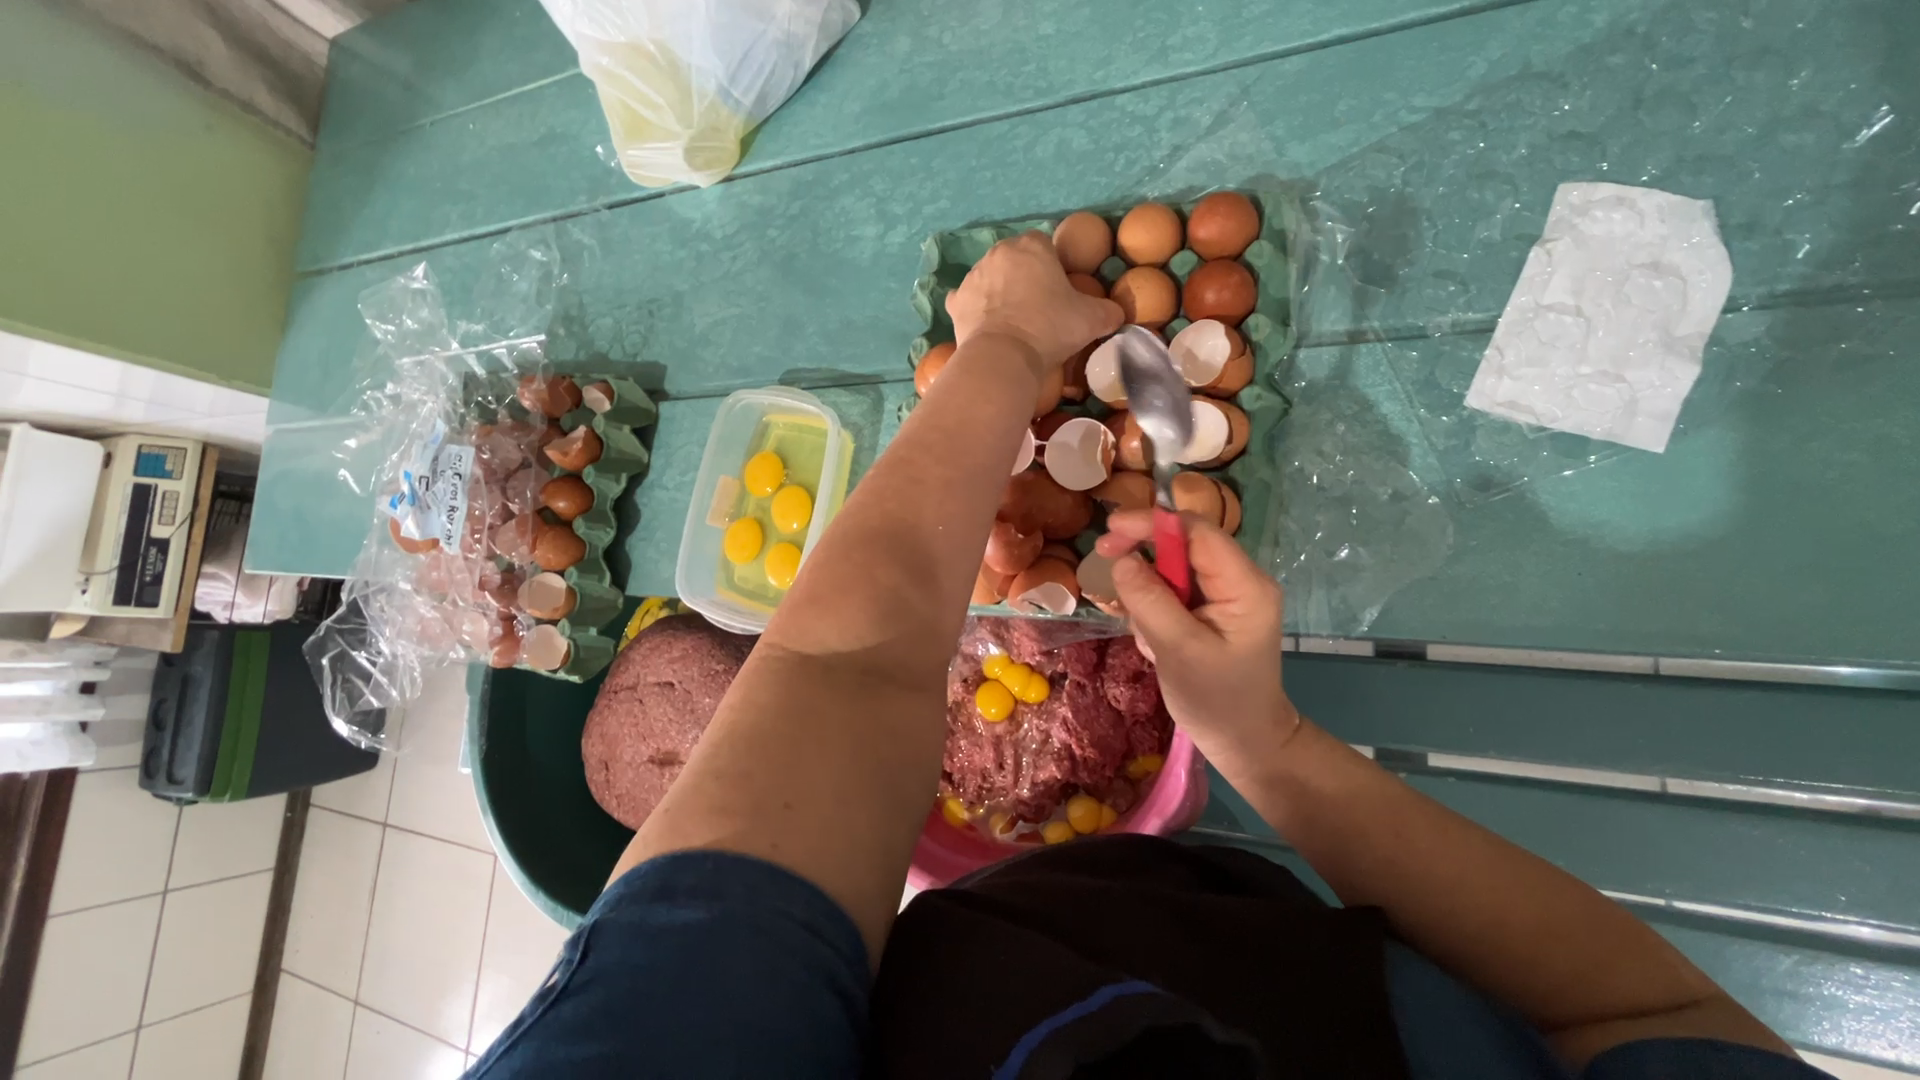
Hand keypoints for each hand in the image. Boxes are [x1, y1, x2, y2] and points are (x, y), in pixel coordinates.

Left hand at [945, 232, 1121, 371]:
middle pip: (1015, 260)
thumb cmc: (1050, 329)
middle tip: (1038, 309)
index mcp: (1032, 246)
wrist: (1003, 357)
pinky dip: (976, 310)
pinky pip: (968, 300)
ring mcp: (973, 276)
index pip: (1045, 246)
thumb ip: (1108, 311)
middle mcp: (999, 252)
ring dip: (1000, 293)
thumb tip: (1116, 314)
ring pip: (991, 279)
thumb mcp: (1092, 320)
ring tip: (1014, 322)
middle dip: (1024, 278)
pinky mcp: (956, 302)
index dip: (1053, 268)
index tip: (1059, 293)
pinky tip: (987, 325)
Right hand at [1095, 510, 1301, 772]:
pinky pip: (1174, 591)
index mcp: (1245, 584)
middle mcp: (1239, 580)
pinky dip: (1153, 607)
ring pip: (1173, 568)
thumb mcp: (1179, 651)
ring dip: (1147, 591)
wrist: (1245, 741)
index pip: (1197, 531)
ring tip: (1146, 636)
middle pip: (1183, 544)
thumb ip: (1150, 601)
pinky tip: (1154, 641)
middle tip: (1104, 560)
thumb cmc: (1217, 700)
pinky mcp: (1212, 610)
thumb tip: (1122, 560)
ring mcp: (1226, 595)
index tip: (1110, 530)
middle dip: (1143, 553)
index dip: (1152, 523)